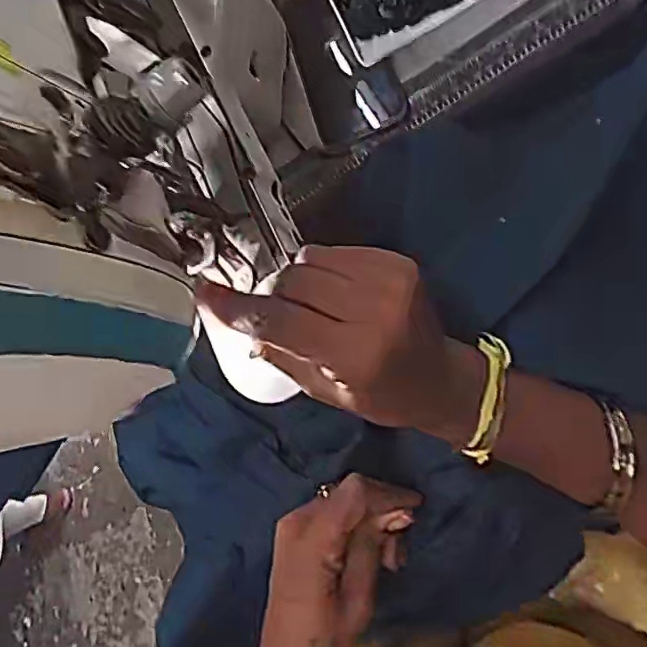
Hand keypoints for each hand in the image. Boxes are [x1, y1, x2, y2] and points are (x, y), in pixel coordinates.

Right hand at [197, 247, 485, 440]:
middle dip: (273, 296)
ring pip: (309, 259)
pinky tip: (333, 291)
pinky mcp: (396, 261)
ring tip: (310, 304)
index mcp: (354, 354)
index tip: (207, 294)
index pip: (279, 321)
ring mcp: (389, 280)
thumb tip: (233, 319)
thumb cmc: (380, 394)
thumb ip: (276, 352)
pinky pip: (334, 251)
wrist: (439, 378)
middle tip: (278, 315)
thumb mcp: (323, 391)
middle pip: (291, 282)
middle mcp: (373, 311)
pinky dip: (322, 268)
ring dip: (296, 280)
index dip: (237, 307)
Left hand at [236, 473, 421, 646]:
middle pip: (349, 492)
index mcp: (311, 537)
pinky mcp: (293, 533)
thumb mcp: (359, 597)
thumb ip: (372, 547)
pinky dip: (354, 525)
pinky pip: (331, 514)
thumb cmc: (324, 642)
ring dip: (370, 520)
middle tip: (400, 548)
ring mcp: (291, 524)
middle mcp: (296, 520)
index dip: (389, 493)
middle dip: (382, 510)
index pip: (354, 491)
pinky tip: (370, 553)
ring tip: (388, 559)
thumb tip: (394, 513)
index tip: (417, 508)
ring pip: (342, 501)